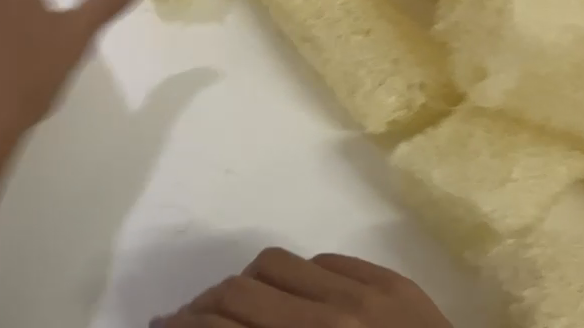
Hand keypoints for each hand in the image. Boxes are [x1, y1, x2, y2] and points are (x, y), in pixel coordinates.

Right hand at [157, 249, 453, 327]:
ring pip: (276, 263)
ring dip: (251, 286)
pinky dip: (306, 278)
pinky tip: (303, 299)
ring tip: (243, 307)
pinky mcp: (401, 287)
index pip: (223, 326)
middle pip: (240, 291)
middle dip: (203, 305)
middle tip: (185, 320)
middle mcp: (334, 319)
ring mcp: (369, 297)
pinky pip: (330, 262)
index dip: (183, 326)